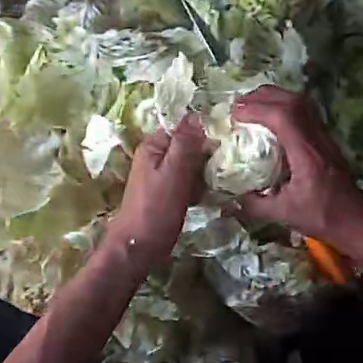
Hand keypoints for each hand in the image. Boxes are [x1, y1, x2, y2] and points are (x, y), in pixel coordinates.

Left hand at [103, 114, 207, 270]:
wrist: (140, 247)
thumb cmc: (156, 208)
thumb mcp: (173, 171)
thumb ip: (185, 143)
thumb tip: (196, 114)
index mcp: (154, 145)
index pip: (184, 127)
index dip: (204, 134)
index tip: (223, 144)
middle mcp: (157, 156)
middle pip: (190, 145)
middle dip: (206, 156)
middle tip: (219, 169)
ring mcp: (163, 175)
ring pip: (193, 164)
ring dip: (205, 173)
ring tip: (214, 184)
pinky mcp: (170, 192)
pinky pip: (190, 181)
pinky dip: (199, 187)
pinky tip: (207, 196)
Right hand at [232, 87, 362, 256]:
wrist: (357, 222)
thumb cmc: (323, 218)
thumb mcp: (283, 215)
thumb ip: (254, 204)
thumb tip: (229, 195)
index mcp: (307, 155)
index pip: (284, 117)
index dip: (257, 108)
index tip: (234, 114)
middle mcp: (318, 139)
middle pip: (293, 102)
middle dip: (263, 97)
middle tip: (238, 106)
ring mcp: (325, 137)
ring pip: (302, 103)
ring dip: (276, 98)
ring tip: (252, 106)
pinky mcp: (327, 141)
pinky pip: (306, 112)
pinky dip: (286, 107)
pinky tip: (272, 119)